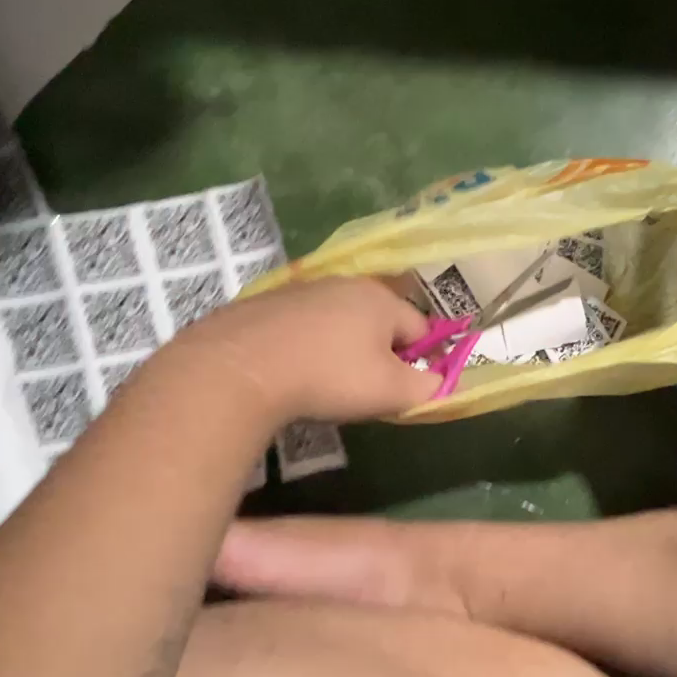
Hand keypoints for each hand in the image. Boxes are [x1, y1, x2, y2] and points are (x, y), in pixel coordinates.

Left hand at [180, 276, 440, 423]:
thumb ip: (427, 387)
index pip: (423, 329)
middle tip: (369, 390)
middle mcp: (345, 285)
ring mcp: (301, 291)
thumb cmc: (329, 377)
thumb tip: (438, 382)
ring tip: (328, 384)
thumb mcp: (391, 392)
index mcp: (382, 300)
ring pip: (340, 323)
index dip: (424, 361)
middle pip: (381, 323)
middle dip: (382, 354)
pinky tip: (293, 373)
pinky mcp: (264, 305)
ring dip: (344, 350)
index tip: (407, 389)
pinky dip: (307, 348)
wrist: (237, 369)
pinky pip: (303, 328)